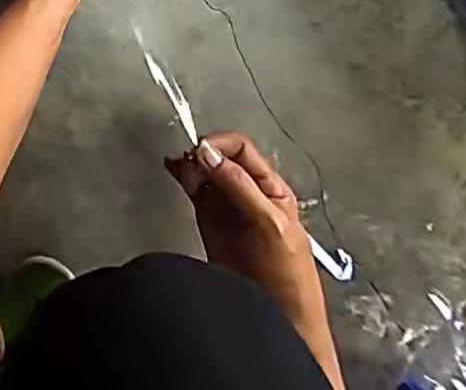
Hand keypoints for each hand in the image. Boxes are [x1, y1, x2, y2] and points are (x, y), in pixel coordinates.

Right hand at [165, 133, 334, 371]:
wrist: (282, 321)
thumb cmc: (290, 277)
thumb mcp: (271, 224)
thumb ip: (241, 187)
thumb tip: (210, 155)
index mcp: (269, 186)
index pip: (241, 149)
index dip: (219, 145)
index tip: (200, 151)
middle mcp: (247, 192)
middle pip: (220, 157)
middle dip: (202, 153)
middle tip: (188, 160)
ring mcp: (228, 207)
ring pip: (205, 172)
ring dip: (190, 164)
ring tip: (181, 166)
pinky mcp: (211, 223)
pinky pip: (195, 191)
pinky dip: (183, 178)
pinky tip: (175, 170)